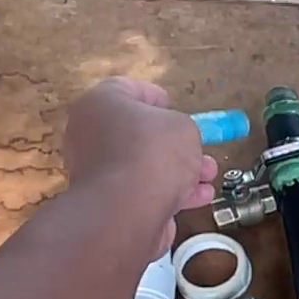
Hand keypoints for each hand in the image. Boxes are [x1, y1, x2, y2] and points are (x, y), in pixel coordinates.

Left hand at [61, 77, 219, 253]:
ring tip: (207, 177)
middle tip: (200, 151)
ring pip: (146, 164)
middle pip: (140, 132)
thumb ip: (183, 127)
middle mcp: (91, 133)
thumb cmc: (154, 153)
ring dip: (181, 170)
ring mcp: (98, 170)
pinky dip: (171, 192)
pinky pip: (144, 190)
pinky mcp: (110, 200)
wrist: (129, 208)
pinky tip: (198, 197)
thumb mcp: (184, 126)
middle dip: (177, 144)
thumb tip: (177, 138)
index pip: (128, 89)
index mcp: (101, 103)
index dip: (158, 98)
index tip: (177, 110)